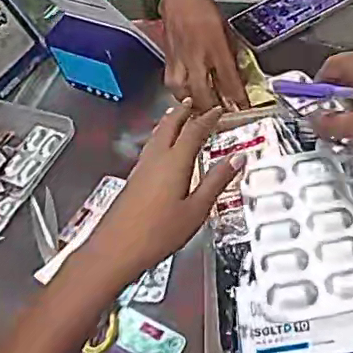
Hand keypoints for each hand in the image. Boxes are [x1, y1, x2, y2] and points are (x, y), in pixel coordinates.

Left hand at [74, 107, 241, 287]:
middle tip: (192, 103)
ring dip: (169, 123)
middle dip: (183, 112)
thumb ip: (216, 181)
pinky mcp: (133, 180)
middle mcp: (155, 159)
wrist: (116, 249)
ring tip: (176, 117)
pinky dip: (160, 138)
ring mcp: (140, 169)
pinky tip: (160, 149)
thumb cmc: (157, 233)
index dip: (207, 119)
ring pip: (156, 135)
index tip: (218, 111)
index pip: (194, 131)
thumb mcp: (197, 210)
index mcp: (174, 162)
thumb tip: (236, 159)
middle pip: (169, 126)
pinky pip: (149, 149)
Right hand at [159, 0, 246, 110]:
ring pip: (189, 99)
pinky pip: (177, 91)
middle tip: (227, 116)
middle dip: (217, 111)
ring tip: (210, 111)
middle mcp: (197, 60)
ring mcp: (181, 66)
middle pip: (207, 98)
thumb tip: (239, 78)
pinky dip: (186, 99)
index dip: (239, 100)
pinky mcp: (169, 68)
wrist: (175, 0)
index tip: (245, 110)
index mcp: (215, 49)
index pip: (230, 83)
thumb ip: (232, 56)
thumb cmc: (202, 11)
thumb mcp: (226, 30)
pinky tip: (192, 100)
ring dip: (200, 108)